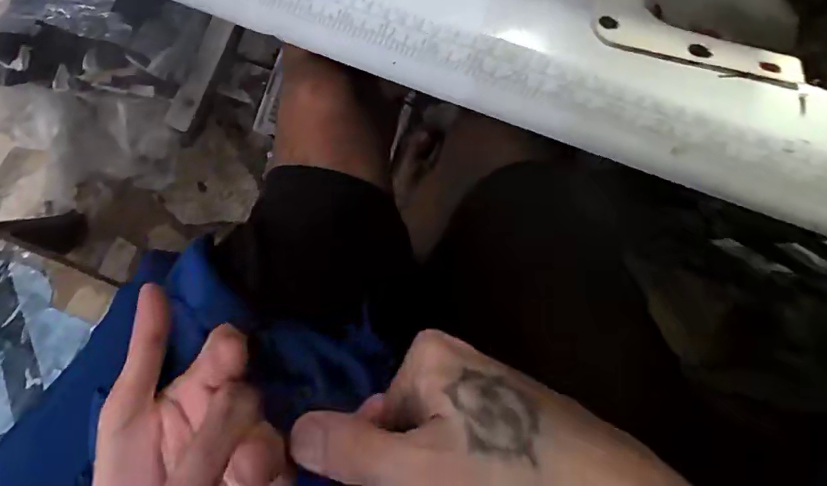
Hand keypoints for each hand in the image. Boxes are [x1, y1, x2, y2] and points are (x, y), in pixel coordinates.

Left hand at [95, 283, 291, 485]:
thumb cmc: (125, 472)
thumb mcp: (125, 412)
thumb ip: (146, 351)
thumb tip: (151, 286)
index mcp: (200, 386)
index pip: (226, 349)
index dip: (230, 348)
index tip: (230, 354)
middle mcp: (230, 414)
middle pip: (251, 391)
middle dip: (241, 405)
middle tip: (226, 420)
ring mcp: (248, 451)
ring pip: (272, 435)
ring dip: (259, 449)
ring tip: (242, 469)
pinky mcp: (264, 483)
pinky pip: (284, 473)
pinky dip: (275, 475)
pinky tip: (250, 480)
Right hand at [289, 331, 687, 485]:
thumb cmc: (505, 478)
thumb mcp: (416, 471)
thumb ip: (353, 449)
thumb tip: (295, 428)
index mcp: (430, 352)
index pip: (376, 412)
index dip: (376, 462)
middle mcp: (462, 358)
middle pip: (411, 426)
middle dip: (411, 469)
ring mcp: (499, 389)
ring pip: (447, 442)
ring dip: (444, 475)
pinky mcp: (531, 421)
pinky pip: (483, 448)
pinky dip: (479, 475)